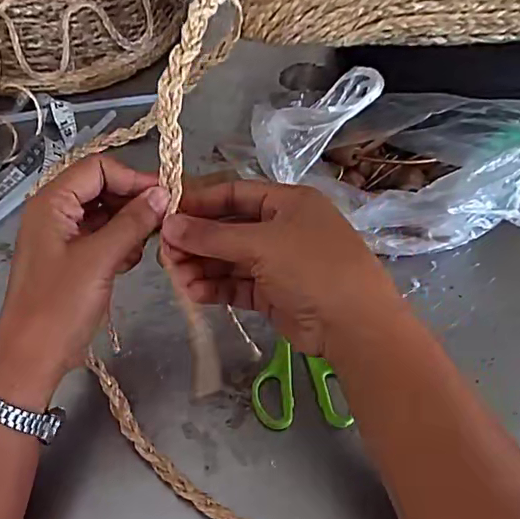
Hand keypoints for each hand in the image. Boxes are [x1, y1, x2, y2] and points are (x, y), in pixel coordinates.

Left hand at [0, 154, 167, 407]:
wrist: (32, 357)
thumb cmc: (59, 306)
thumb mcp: (99, 260)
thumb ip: (132, 223)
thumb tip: (161, 194)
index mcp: (51, 203)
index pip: (97, 168)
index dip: (132, 178)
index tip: (166, 196)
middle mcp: (53, 214)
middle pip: (100, 189)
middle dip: (132, 201)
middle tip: (164, 221)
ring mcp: (61, 239)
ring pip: (103, 215)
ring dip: (128, 225)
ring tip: (147, 245)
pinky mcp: (70, 262)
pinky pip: (100, 239)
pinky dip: (119, 245)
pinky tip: (131, 261)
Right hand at [161, 180, 403, 357]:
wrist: (353, 324)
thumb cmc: (312, 268)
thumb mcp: (262, 244)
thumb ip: (212, 236)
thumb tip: (169, 225)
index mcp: (287, 203)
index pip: (234, 194)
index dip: (200, 203)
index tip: (167, 214)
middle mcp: (281, 229)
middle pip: (228, 229)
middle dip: (196, 241)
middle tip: (166, 254)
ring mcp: (277, 264)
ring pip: (229, 261)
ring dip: (201, 268)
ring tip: (176, 278)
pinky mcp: (272, 294)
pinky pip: (236, 286)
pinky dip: (215, 288)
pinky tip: (194, 293)